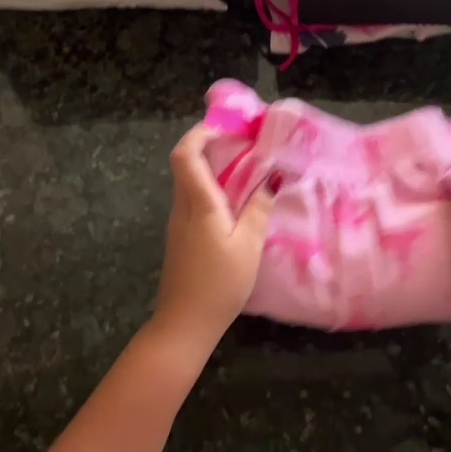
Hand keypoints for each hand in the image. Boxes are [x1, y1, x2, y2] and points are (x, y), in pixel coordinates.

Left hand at [153, 125, 275, 339]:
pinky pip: (194, 200)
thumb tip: (271, 176)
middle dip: (212, 145)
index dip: (202, 133)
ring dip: (213, 168)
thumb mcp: (248, 247)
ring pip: (190, 182)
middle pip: (186, 163)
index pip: (186, 153)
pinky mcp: (181, 237)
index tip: (229, 127)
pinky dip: (212, 189)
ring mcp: (178, 223)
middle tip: (245, 144)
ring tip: (247, 169)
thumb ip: (258, 209)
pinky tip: (235, 201)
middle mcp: (182, 207)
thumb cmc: (218, 284)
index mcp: (198, 203)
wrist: (184, 324)